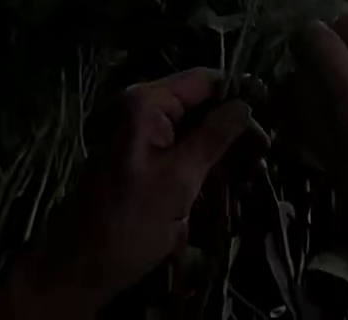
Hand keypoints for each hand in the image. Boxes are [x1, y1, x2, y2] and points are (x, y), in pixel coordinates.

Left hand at [0, 67, 254, 317]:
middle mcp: (143, 105)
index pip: (203, 79)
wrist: (77, 268)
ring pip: (194, 124)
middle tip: (264, 148)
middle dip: (232, 122)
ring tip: (253, 165)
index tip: (270, 107)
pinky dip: (204, 157)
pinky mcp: (142, 153)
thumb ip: (215, 136)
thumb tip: (246, 103)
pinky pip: (181, 144)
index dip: (237, 90)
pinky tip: (227, 177)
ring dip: (222, 144)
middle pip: (200, 101)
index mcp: (148, 101)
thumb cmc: (128, 221)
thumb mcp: (179, 180)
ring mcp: (141, 129)